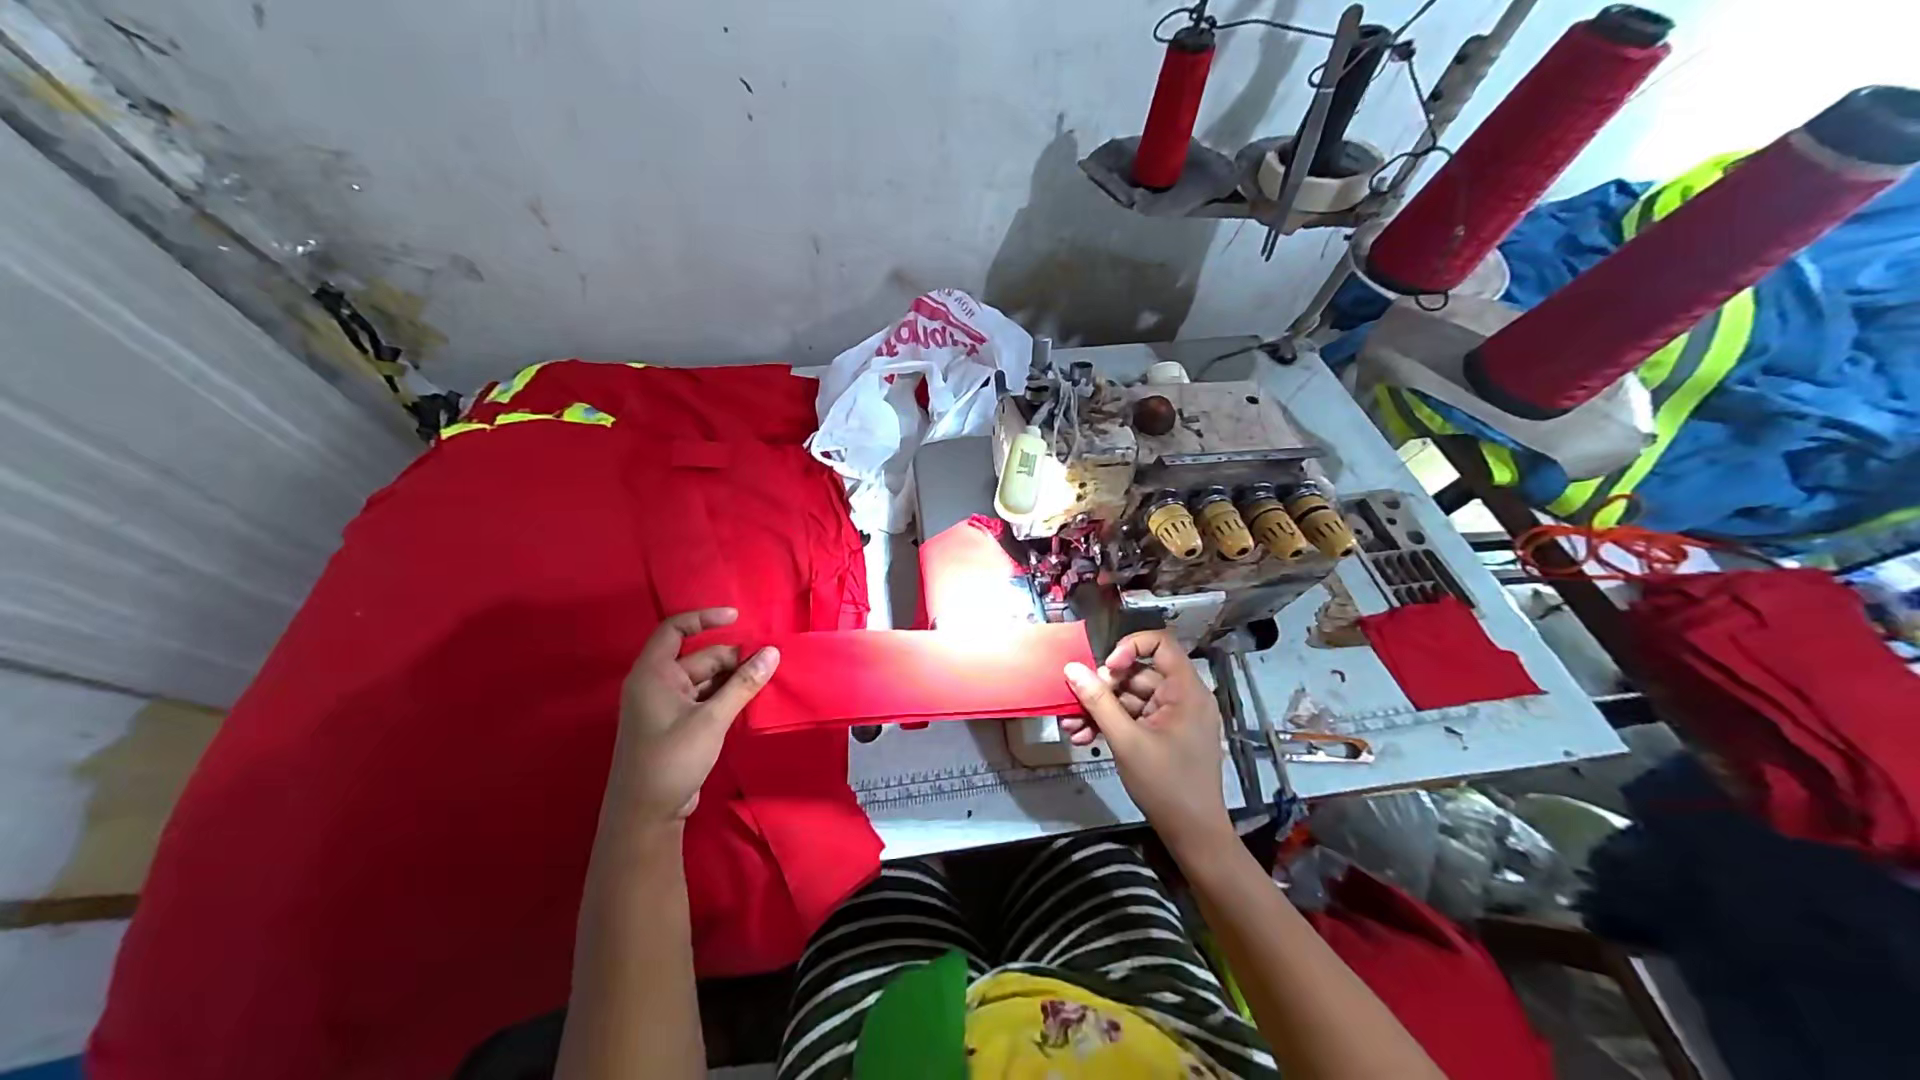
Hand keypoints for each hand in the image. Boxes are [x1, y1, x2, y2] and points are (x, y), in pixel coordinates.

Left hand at [608, 607, 778, 821]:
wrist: (645, 814)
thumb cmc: (671, 759)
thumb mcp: (711, 719)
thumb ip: (743, 684)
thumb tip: (772, 653)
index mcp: (652, 674)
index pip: (675, 630)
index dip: (705, 618)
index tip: (737, 617)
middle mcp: (657, 684)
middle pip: (698, 657)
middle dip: (732, 658)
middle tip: (767, 663)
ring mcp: (666, 705)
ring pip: (705, 679)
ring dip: (732, 679)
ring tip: (765, 680)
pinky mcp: (677, 724)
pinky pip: (705, 698)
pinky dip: (726, 696)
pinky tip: (749, 700)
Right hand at [1062, 630, 1232, 850]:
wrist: (1193, 833)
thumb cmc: (1165, 784)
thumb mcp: (1126, 741)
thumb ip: (1098, 702)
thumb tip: (1072, 669)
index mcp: (1186, 691)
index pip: (1161, 643)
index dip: (1130, 647)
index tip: (1107, 669)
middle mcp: (1184, 697)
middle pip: (1139, 673)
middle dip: (1103, 688)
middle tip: (1076, 704)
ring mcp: (1174, 717)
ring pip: (1131, 698)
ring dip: (1100, 710)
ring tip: (1071, 726)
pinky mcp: (1165, 735)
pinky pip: (1135, 717)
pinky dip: (1112, 725)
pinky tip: (1084, 738)